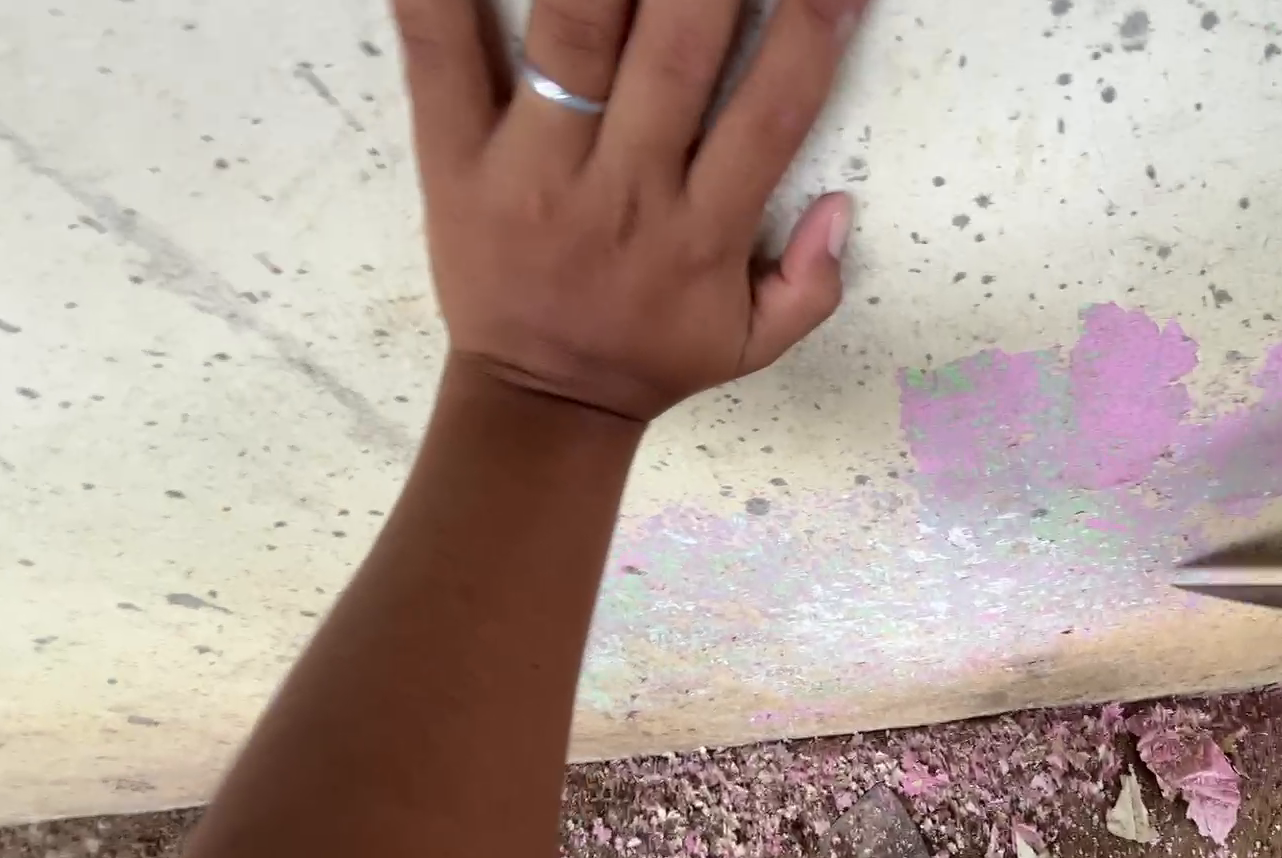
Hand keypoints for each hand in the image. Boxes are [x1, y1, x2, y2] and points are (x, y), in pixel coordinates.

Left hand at [393, 0, 863, 421]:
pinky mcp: (457, 157)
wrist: (547, 396)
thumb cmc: (655, 361)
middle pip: (678, 51)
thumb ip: (811, 289)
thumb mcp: (753, 348)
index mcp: (704, 236)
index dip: (810, 34)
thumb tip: (842, 206)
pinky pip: (439, 47)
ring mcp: (536, 169)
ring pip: (574, 30)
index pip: (771, 117)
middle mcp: (628, 191)